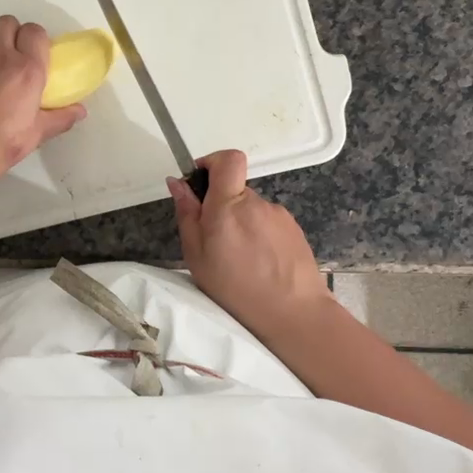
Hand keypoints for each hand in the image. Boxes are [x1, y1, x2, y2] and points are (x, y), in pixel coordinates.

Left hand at [0, 15, 85, 179]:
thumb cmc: (5, 142)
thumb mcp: (38, 133)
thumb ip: (61, 117)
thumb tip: (79, 111)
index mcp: (26, 69)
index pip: (34, 31)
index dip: (36, 37)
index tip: (37, 51)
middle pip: (6, 23)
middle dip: (13, 32)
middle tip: (16, 52)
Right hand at [170, 150, 330, 336]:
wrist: (293, 313)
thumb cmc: (234, 287)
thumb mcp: (196, 255)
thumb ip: (187, 214)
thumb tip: (177, 182)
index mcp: (228, 205)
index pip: (228, 159)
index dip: (212, 162)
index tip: (200, 181)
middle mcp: (257, 203)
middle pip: (235, 189)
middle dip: (220, 207)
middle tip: (213, 242)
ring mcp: (279, 215)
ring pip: (251, 209)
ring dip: (240, 224)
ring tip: (239, 260)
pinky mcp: (294, 229)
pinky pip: (267, 223)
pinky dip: (258, 236)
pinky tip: (259, 264)